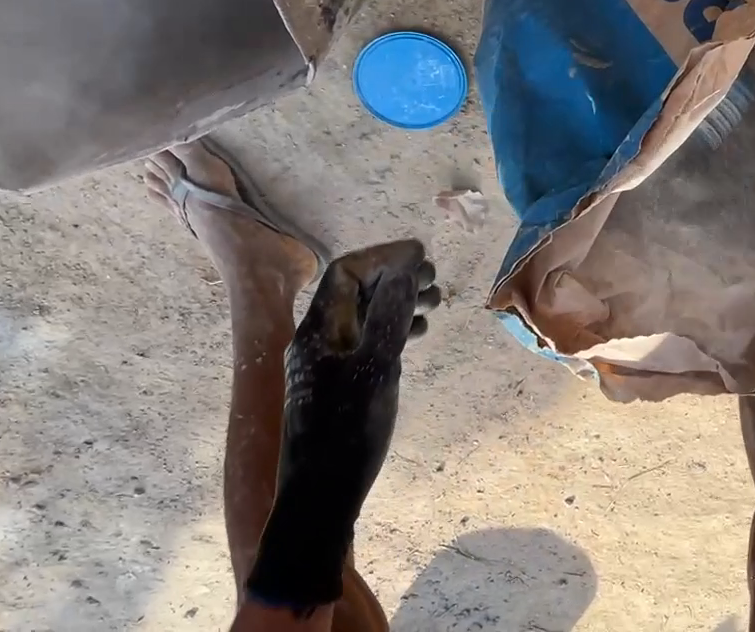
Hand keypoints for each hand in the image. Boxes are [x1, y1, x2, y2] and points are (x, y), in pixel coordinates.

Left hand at [245, 240, 439, 610]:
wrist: (321, 498)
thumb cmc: (349, 431)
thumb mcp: (378, 366)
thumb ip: (391, 312)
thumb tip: (406, 264)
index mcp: (318, 329)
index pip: (347, 271)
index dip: (385, 256)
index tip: (423, 256)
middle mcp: (319, 338)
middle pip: (356, 289)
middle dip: (395, 275)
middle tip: (433, 278)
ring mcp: (327, 361)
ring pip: (365, 314)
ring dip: (398, 301)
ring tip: (435, 302)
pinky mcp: (339, 382)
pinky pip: (367, 339)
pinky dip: (394, 328)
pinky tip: (418, 333)